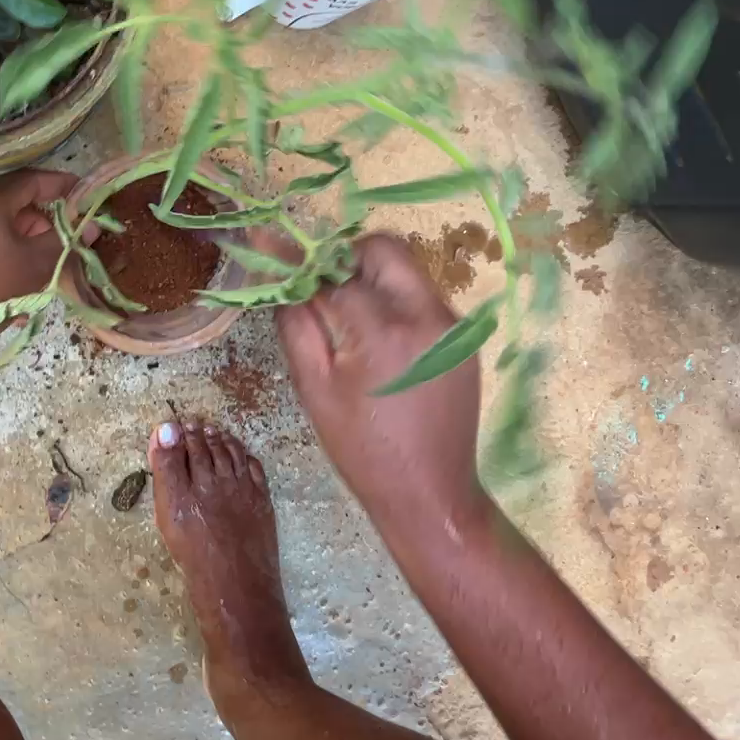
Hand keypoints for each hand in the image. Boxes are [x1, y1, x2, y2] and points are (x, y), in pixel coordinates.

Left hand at [0, 169, 81, 347]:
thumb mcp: (33, 267)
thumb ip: (63, 245)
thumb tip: (88, 228)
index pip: (30, 180)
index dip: (60, 186)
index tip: (84, 197)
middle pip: (11, 209)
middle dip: (41, 229)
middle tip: (62, 253)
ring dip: (20, 254)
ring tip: (36, 286)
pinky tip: (6, 301)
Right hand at [275, 234, 482, 515]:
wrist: (429, 491)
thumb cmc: (360, 446)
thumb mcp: (313, 386)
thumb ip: (296, 322)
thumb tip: (279, 275)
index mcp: (384, 329)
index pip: (335, 270)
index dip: (302, 265)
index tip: (277, 259)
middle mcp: (428, 314)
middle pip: (384, 249)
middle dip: (345, 258)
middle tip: (320, 288)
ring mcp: (453, 325)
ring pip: (406, 270)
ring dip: (371, 279)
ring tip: (347, 320)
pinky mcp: (463, 338)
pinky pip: (422, 298)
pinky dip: (393, 303)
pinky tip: (377, 342)